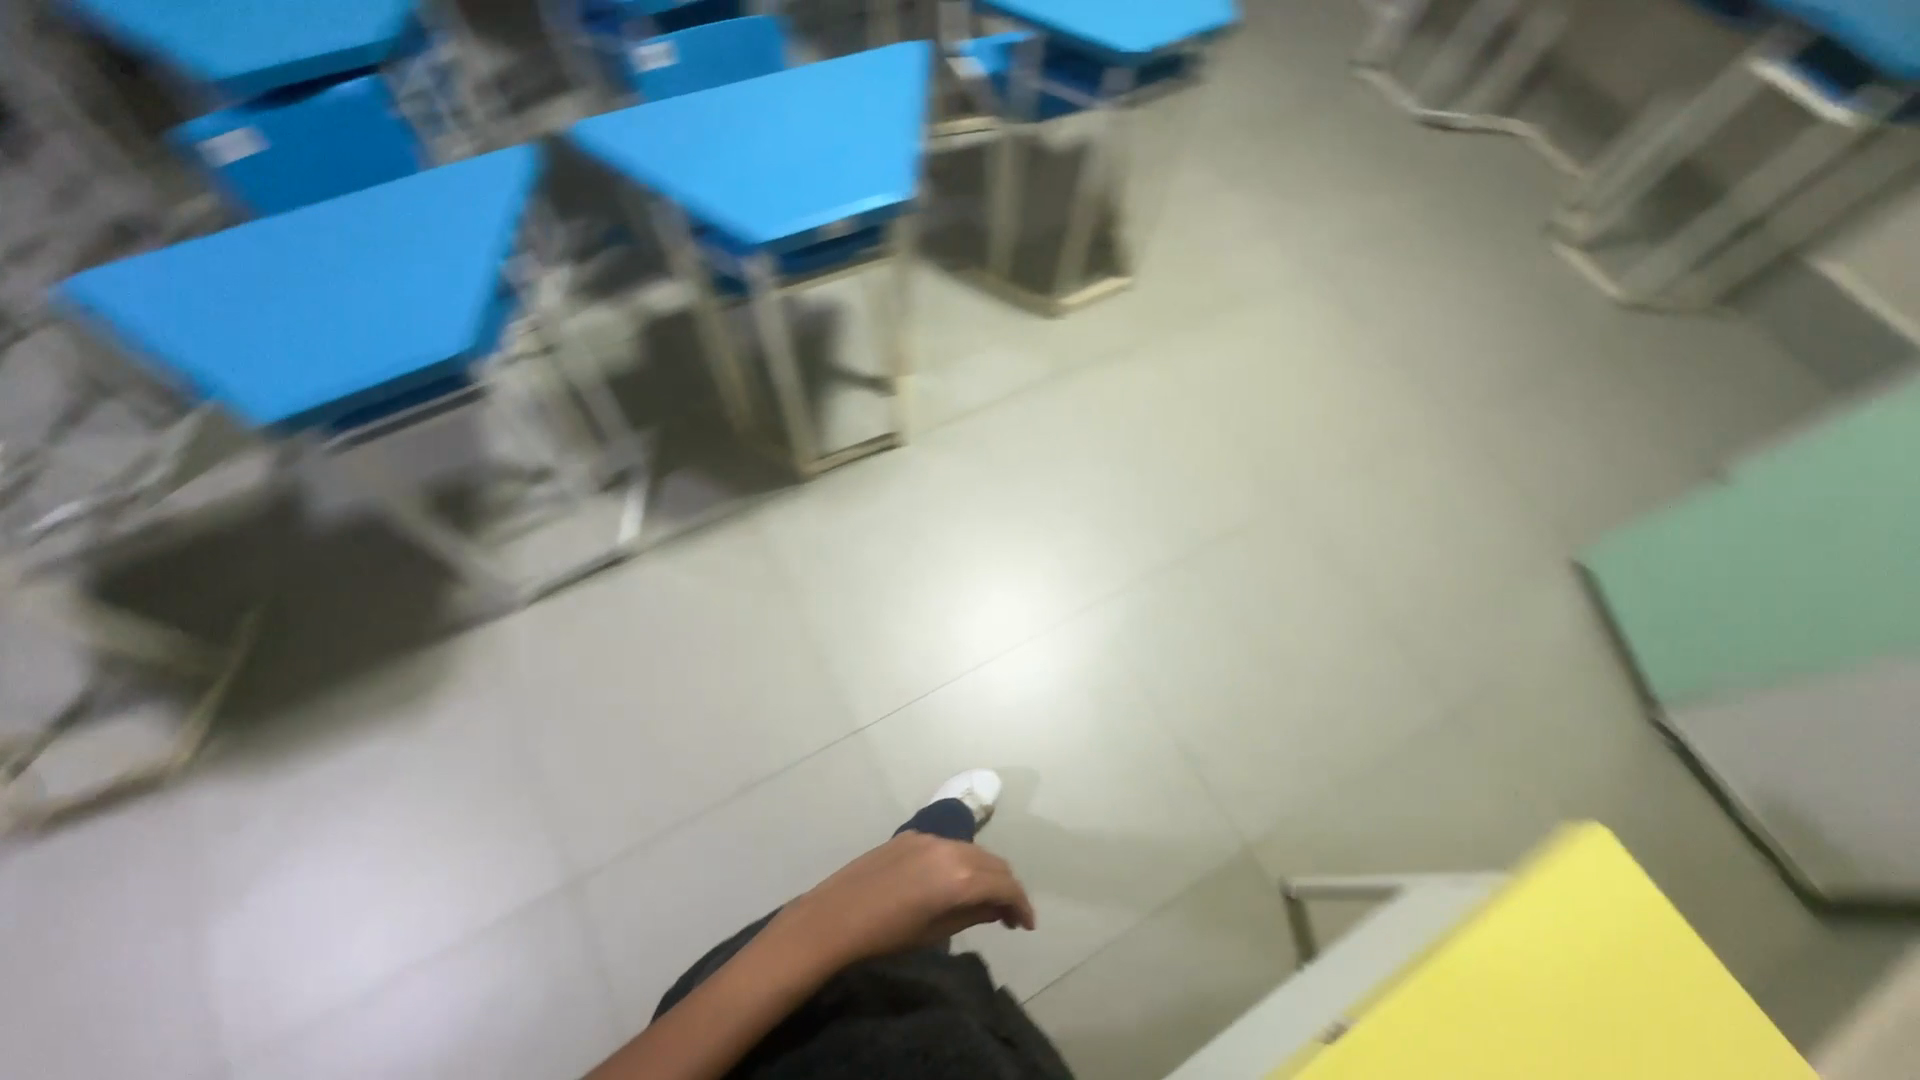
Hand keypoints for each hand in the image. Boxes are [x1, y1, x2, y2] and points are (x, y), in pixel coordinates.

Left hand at [767, 832, 1036, 968]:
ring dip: (985, 873)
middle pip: (994, 863)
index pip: (1006, 885)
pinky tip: (954, 883)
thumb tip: (997, 908)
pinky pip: (949, 846)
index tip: (1026, 925)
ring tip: (984, 900)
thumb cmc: (887, 936)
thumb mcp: (937, 932)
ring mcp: (929, 838)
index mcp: (961, 877)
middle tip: (1008, 916)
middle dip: (1006, 887)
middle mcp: (951, 849)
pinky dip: (962, 862)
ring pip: (972, 851)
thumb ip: (974, 914)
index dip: (1021, 905)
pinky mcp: (911, 836)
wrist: (835, 917)